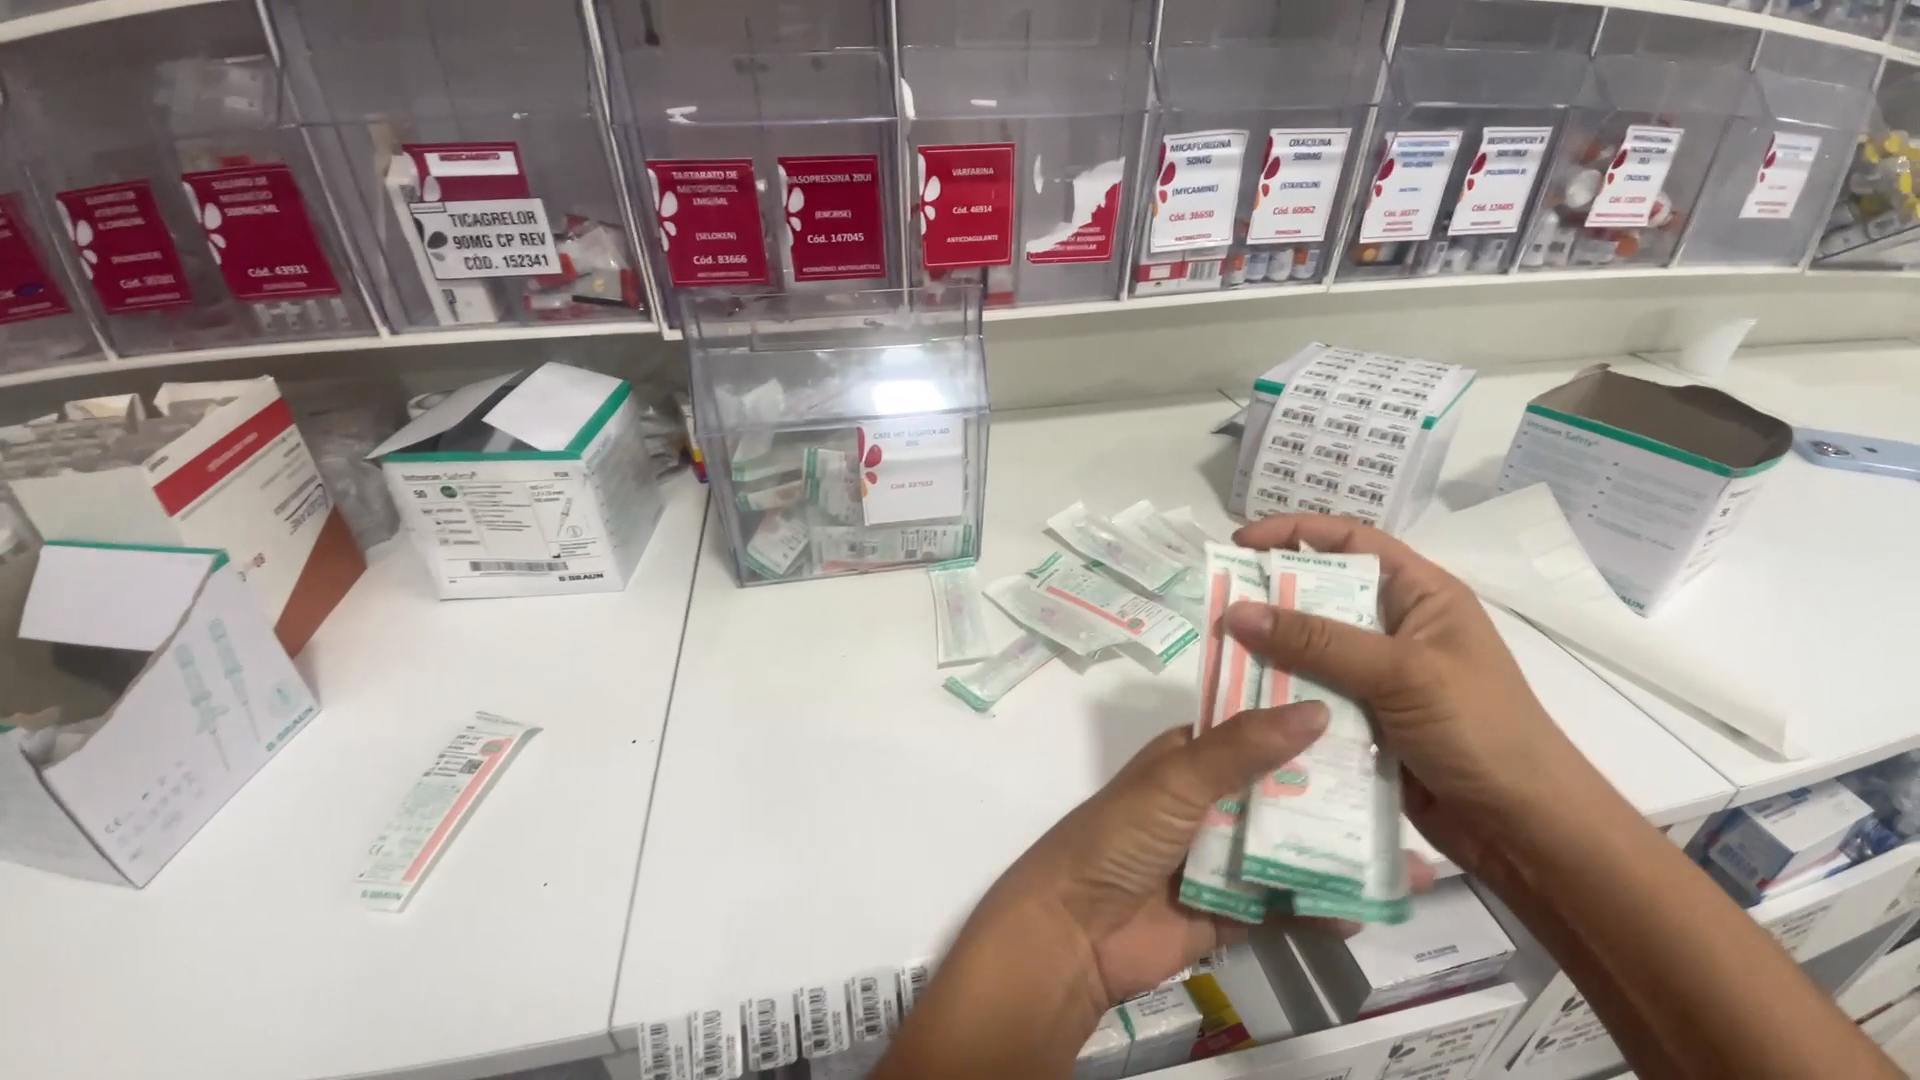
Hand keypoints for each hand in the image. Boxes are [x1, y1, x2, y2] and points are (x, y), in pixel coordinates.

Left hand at [973, 705, 1434, 1007]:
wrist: (1075, 930)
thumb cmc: (1122, 836)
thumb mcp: (1178, 779)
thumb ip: (1243, 747)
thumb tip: (1315, 708)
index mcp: (1190, 760)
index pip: (1256, 731)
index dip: (1304, 723)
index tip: (1372, 715)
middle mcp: (1208, 804)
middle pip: (1281, 791)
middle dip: (1335, 791)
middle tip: (1406, 786)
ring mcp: (1219, 859)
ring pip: (1288, 848)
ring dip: (1338, 851)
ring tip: (1402, 854)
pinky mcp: (1229, 911)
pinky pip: (1282, 904)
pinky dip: (1319, 906)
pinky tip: (1366, 909)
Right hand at [1225, 514, 1594, 886]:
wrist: (1526, 830)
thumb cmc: (1481, 731)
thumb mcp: (1401, 673)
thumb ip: (1317, 641)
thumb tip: (1236, 611)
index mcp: (1422, 596)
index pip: (1350, 543)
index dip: (1294, 533)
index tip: (1238, 544)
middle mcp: (1397, 630)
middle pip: (1321, 598)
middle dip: (1269, 599)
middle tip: (1216, 608)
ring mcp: (1381, 679)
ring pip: (1310, 653)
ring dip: (1268, 655)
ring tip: (1219, 659)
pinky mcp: (1367, 723)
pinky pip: (1312, 698)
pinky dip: (1281, 699)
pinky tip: (1245, 706)